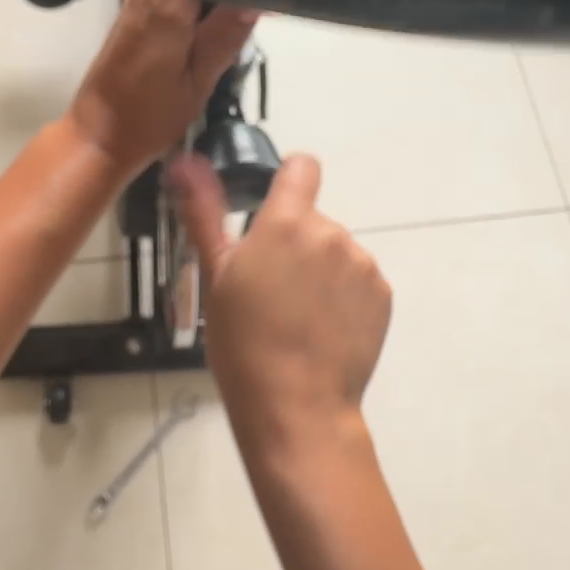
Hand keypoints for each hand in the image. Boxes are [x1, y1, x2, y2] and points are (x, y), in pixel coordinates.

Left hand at [66, 0, 258, 172]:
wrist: (97, 139)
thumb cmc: (149, 119)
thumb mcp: (197, 83)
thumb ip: (225, 37)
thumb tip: (256, 0)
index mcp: (167, 5)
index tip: (262, 2)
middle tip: (244, 26)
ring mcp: (136, 1)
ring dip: (207, 7)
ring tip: (225, 32)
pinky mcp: (131, 14)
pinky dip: (190, 13)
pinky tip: (200, 37)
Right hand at [171, 154, 392, 446]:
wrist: (296, 407)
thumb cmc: (243, 342)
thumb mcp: (215, 276)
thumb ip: (204, 212)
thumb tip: (185, 163)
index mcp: (288, 221)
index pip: (302, 167)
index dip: (288, 181)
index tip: (270, 212)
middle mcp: (332, 232)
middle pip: (311, 219)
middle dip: (294, 242)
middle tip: (270, 288)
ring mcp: (363, 264)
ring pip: (334, 251)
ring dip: (319, 269)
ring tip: (298, 315)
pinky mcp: (383, 295)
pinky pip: (358, 279)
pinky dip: (343, 295)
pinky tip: (323, 328)